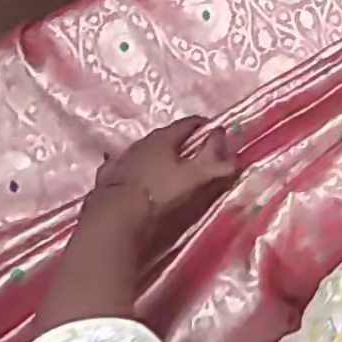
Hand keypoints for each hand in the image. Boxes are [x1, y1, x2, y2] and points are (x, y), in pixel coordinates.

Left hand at [37, 117, 237, 333]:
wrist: (113, 218)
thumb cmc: (158, 193)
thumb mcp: (193, 178)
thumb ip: (215, 164)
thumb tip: (235, 154)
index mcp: (164, 139)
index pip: (188, 123)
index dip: (203, 126)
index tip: (214, 133)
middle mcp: (141, 143)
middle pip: (165, 136)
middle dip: (180, 141)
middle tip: (194, 152)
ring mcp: (121, 160)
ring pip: (142, 150)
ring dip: (154, 154)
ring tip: (164, 165)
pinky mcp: (106, 179)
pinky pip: (121, 168)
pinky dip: (130, 169)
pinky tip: (129, 175)